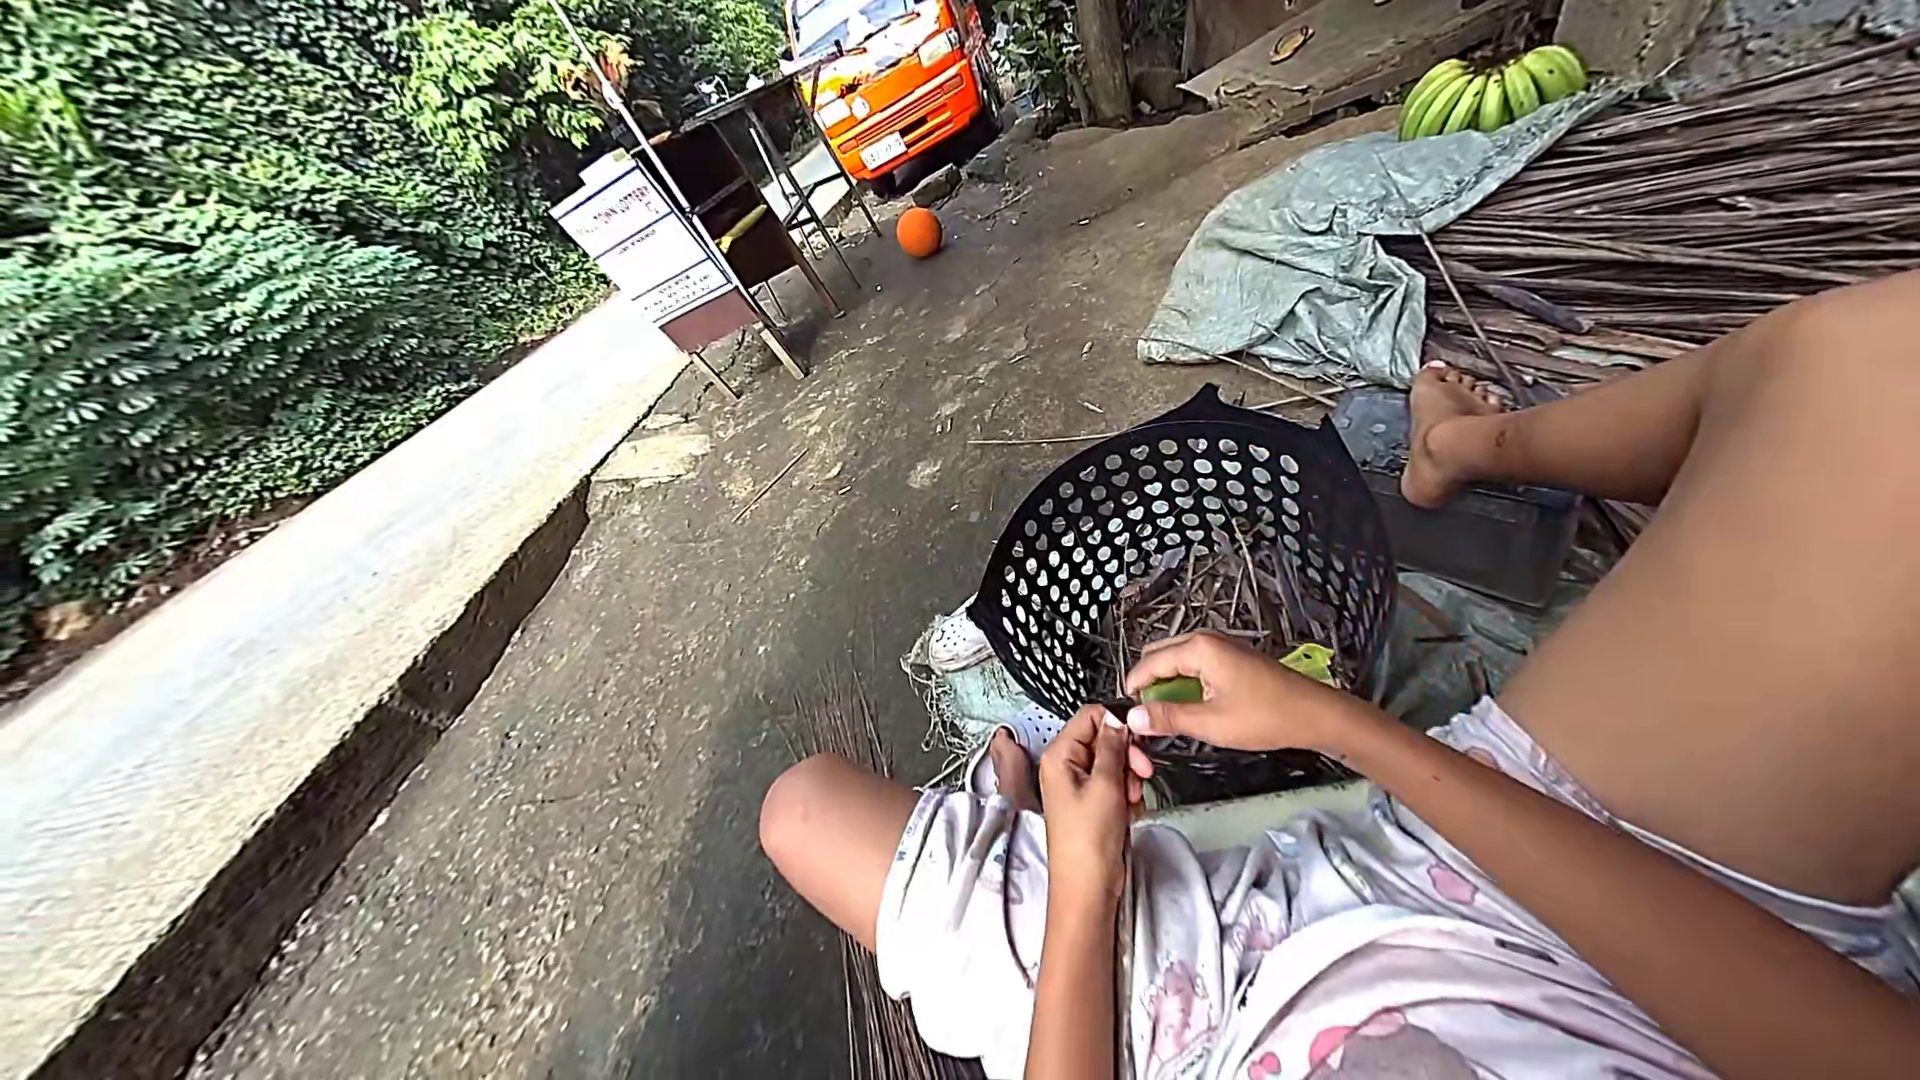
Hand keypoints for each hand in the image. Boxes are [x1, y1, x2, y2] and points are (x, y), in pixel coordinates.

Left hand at [1038, 705, 1135, 913]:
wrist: (1087, 889)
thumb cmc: (1090, 839)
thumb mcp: (1106, 785)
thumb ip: (1113, 747)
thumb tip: (1118, 720)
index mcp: (1059, 754)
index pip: (1089, 716)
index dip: (1116, 725)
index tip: (1137, 743)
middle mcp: (1064, 765)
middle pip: (1102, 739)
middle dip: (1125, 755)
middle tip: (1140, 775)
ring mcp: (1076, 784)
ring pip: (1110, 761)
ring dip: (1128, 776)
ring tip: (1131, 800)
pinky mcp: (1089, 801)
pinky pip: (1111, 783)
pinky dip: (1124, 792)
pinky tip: (1129, 810)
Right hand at [1123, 630, 1353, 752]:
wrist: (1317, 714)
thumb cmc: (1266, 717)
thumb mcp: (1211, 723)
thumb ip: (1167, 718)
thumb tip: (1132, 718)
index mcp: (1197, 649)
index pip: (1149, 663)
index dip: (1134, 687)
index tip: (1128, 712)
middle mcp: (1206, 639)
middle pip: (1160, 655)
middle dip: (1149, 682)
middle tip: (1148, 713)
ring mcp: (1221, 645)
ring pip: (1177, 659)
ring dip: (1167, 682)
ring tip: (1168, 712)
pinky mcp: (1232, 656)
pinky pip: (1195, 662)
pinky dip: (1185, 681)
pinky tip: (1191, 704)